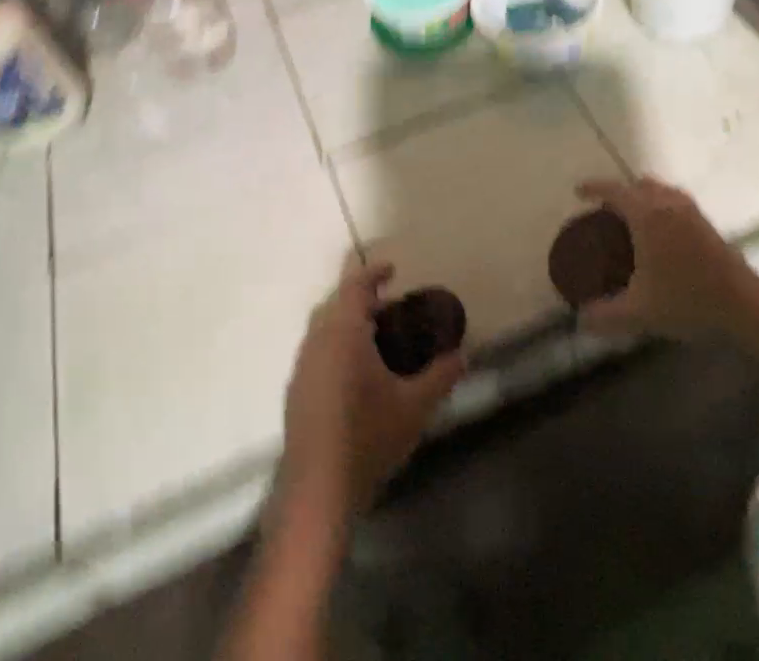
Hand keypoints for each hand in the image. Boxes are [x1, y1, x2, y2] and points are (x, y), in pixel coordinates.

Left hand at [277, 261, 464, 520]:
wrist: (319, 488)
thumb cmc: (369, 437)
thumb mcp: (417, 406)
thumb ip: (441, 375)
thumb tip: (462, 354)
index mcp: (343, 336)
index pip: (354, 289)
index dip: (372, 273)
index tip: (392, 269)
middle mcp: (316, 345)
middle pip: (333, 306)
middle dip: (359, 298)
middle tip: (390, 304)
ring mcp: (301, 371)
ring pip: (321, 331)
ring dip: (346, 323)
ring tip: (377, 337)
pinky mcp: (296, 394)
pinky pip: (316, 354)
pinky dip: (336, 347)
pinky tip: (357, 373)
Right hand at [573, 177, 758, 339]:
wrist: (743, 306)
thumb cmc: (686, 302)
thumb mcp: (637, 313)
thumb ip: (603, 316)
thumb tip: (580, 319)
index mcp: (649, 217)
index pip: (616, 191)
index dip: (595, 188)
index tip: (578, 192)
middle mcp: (671, 206)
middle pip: (641, 185)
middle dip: (620, 192)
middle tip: (604, 212)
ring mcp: (693, 214)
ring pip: (662, 192)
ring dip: (644, 198)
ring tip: (630, 220)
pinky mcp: (708, 226)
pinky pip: (677, 204)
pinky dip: (662, 208)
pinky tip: (660, 236)